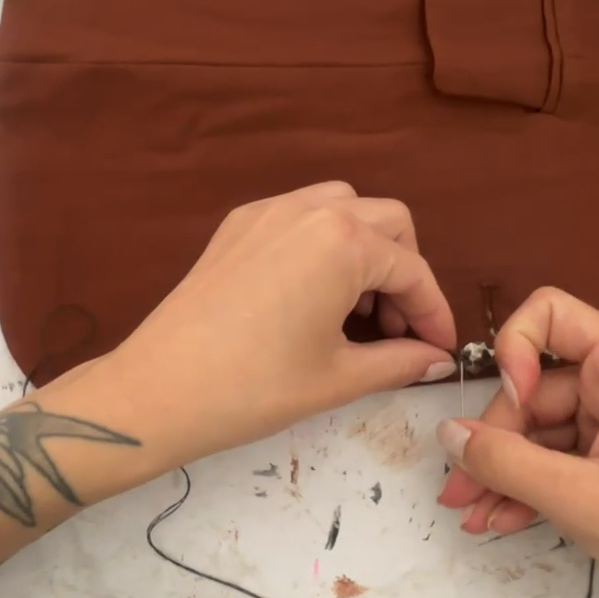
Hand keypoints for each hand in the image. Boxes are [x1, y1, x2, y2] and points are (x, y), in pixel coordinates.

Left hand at [95, 182, 456, 469]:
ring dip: (365, 248)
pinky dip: (323, 242)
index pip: (411, 269)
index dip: (434, 312)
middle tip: (395, 328)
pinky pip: (299, 215)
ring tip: (355, 308)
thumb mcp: (338, 378)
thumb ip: (399, 361)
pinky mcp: (236, 225)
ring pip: (343, 207)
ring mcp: (267, 211)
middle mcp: (309, 209)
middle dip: (404, 272)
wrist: (158, 390)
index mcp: (343, 241)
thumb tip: (436, 359)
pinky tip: (312, 291)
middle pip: (387, 222)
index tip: (439, 348)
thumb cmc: (256, 387)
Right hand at [433, 287, 598, 597]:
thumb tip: (445, 434)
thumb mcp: (584, 500)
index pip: (549, 314)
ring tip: (470, 518)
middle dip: (494, 439)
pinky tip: (499, 521)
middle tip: (459, 493)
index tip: (511, 409)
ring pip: (540, 430)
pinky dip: (529, 487)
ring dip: (503, 472)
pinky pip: (559, 460)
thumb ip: (506, 463)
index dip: (514, 350)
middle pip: (534, 386)